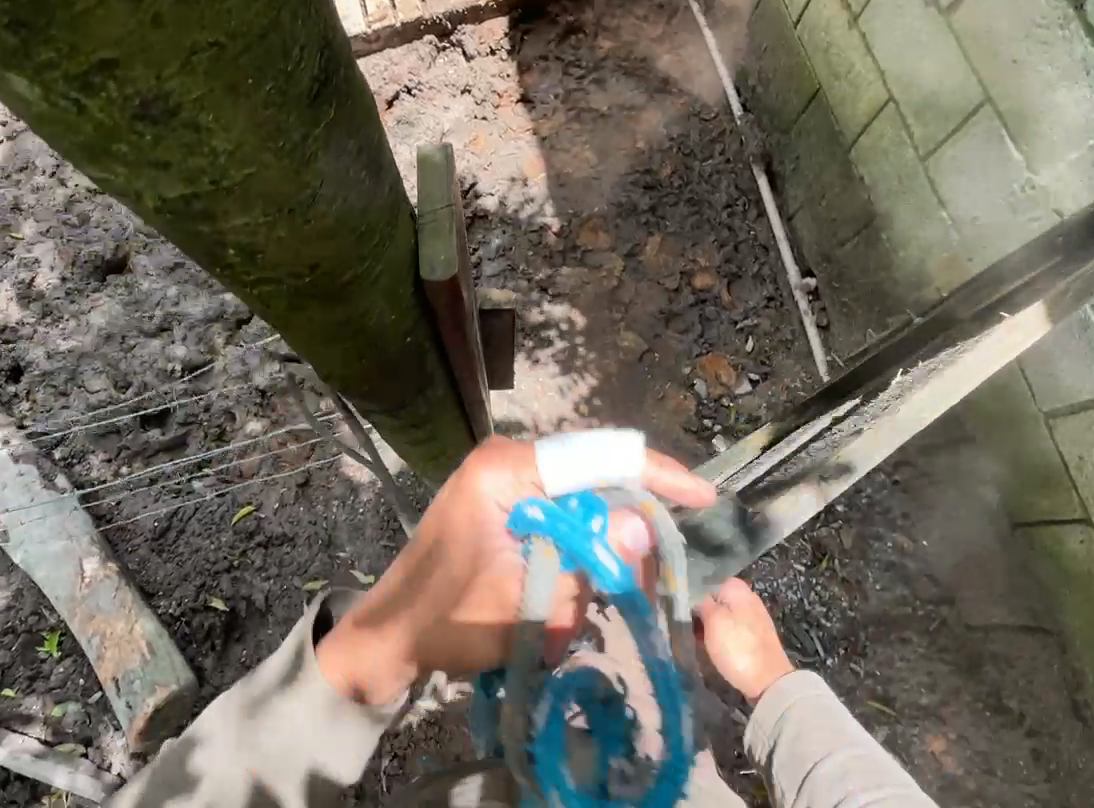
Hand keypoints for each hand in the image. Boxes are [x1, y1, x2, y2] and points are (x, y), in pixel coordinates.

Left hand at [315, 434, 716, 702]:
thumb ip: (585, 562)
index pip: (595, 456)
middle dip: (632, 510)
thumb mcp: (523, 601)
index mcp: (505, 467)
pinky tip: (584, 581)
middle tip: (668, 550)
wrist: (391, 636)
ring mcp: (506, 478)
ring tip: (617, 582)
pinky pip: (562, 512)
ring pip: (582, 495)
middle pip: (593, 470)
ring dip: (605, 538)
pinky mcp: (507, 502)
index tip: (702, 496)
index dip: (653, 474)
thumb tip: (643, 524)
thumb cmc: (447, 621)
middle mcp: (508, 459)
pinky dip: (583, 544)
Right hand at [695, 578, 795, 704]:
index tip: (686, 614)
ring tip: (703, 643)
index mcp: (737, 588)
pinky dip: (725, 641)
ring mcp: (755, 619)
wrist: (769, 682)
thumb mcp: (712, 620)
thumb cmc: (737, 647)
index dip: (695, 598)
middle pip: (717, 602)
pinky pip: (734, 633)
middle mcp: (749, 599)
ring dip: (713, 630)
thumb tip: (698, 598)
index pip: (708, 584)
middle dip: (704, 615)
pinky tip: (719, 652)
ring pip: (725, 619)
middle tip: (693, 631)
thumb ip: (702, 602)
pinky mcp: (758, 638)